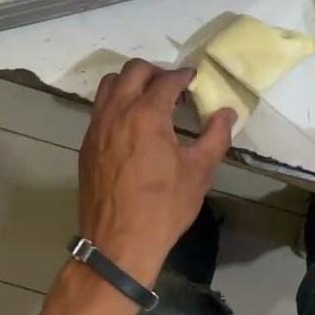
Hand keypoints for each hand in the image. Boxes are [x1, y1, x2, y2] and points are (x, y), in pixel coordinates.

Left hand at [77, 60, 234, 286]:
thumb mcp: (199, 172)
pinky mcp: (87, 145)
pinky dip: (116, 103)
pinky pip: (99, 109)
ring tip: (149, 100)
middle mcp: (117, 112)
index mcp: (146, 115)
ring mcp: (97, 128)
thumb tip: (227, 113)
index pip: (166, 80)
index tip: (194, 80)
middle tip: (173, 87)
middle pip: (133, 71)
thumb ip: (216, 136)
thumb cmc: (163, 208)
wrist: (118, 243)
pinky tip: (131, 124)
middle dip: (156, 72)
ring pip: (109, 85)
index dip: (183, 76)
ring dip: (131, 83)